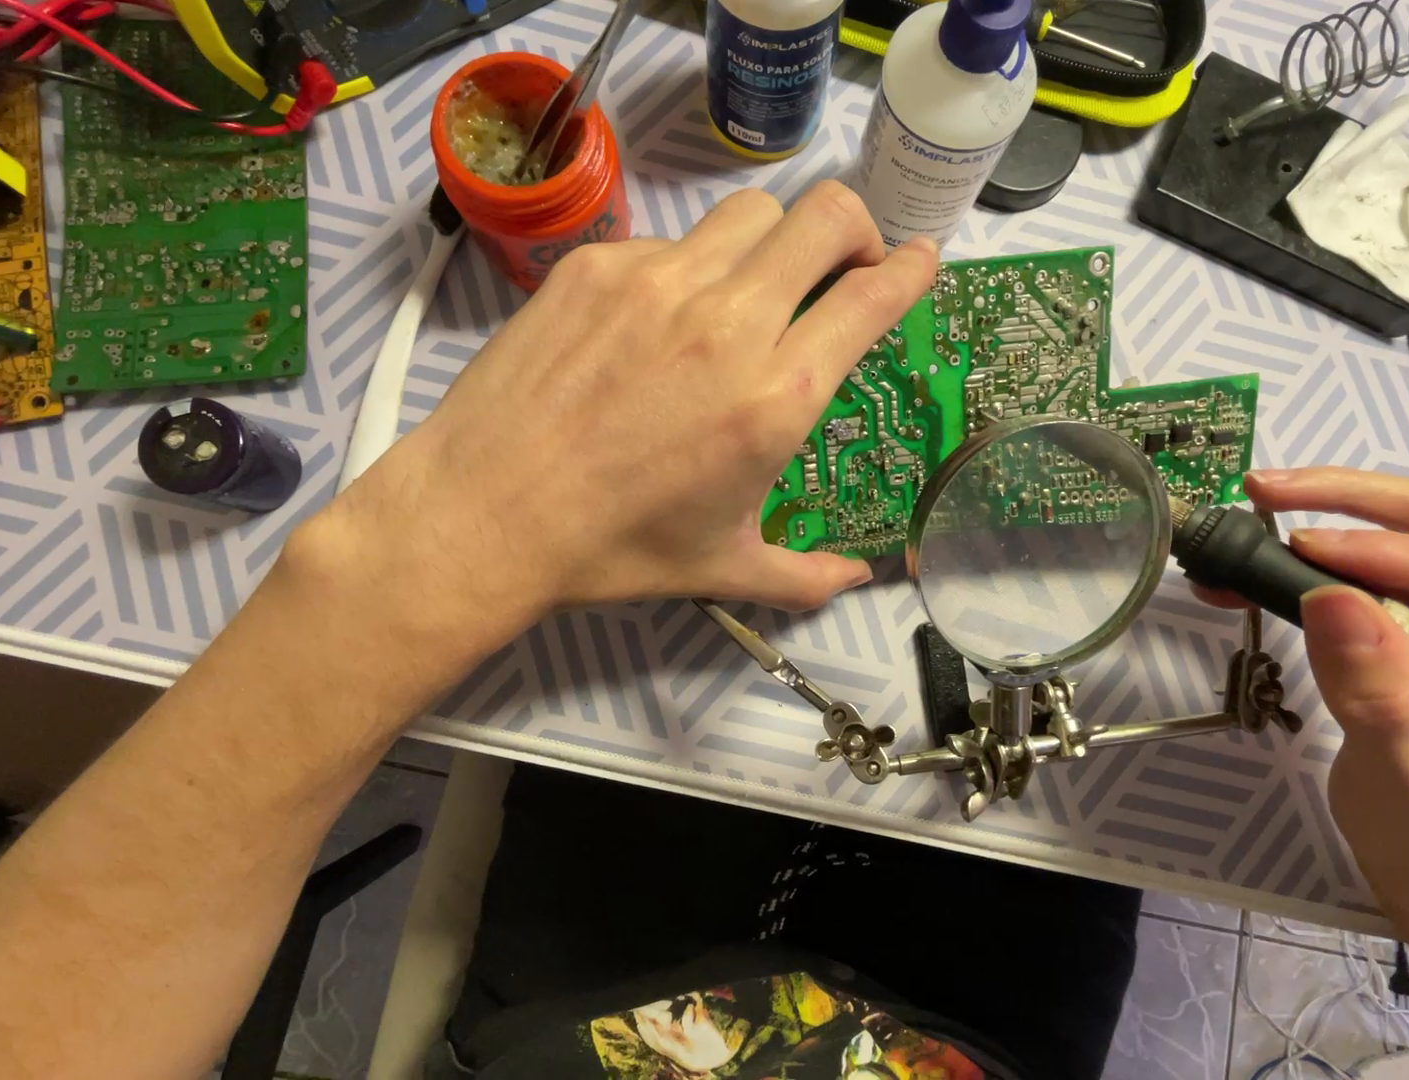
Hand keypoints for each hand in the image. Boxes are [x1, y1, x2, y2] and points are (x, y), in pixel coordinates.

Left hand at [295, 182, 937, 676]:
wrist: (490, 515)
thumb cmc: (616, 548)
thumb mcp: (725, 569)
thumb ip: (809, 576)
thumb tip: (862, 581)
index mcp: (778, 395)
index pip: (872, 295)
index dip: (911, 268)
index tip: (919, 261)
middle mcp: (732, 321)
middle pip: (827, 215)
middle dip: (856, 228)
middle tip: (845, 264)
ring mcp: (660, 282)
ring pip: (751, 213)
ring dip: (776, 239)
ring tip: (756, 285)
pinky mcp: (598, 266)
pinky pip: (671, 242)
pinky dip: (691, 267)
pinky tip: (662, 318)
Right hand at [1203, 468, 1408, 937]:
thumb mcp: (1408, 780)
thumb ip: (1380, 693)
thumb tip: (1328, 596)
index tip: (1310, 549)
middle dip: (1367, 509)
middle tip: (1272, 491)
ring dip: (1338, 521)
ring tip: (1260, 508)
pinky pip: (1388, 579)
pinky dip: (1321, 566)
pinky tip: (1262, 567)